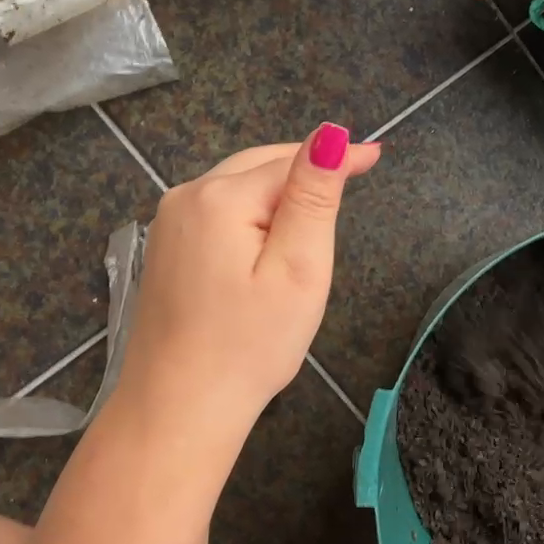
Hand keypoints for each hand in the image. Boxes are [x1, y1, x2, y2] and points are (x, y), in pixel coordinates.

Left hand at [112, 124, 379, 442]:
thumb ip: (314, 198)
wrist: (178, 407)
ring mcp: (168, 225)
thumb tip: (330, 136)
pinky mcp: (165, 251)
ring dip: (279, 185)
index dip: (338, 157)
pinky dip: (254, 208)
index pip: (292, 161)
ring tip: (322, 199)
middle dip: (306, 165)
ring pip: (237, 185)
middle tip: (356, 172)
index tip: (377, 155)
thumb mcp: (298, 269)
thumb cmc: (251, 344)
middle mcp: (186, 197)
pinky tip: (272, 231)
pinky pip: (219, 211)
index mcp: (222, 198)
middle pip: (260, 165)